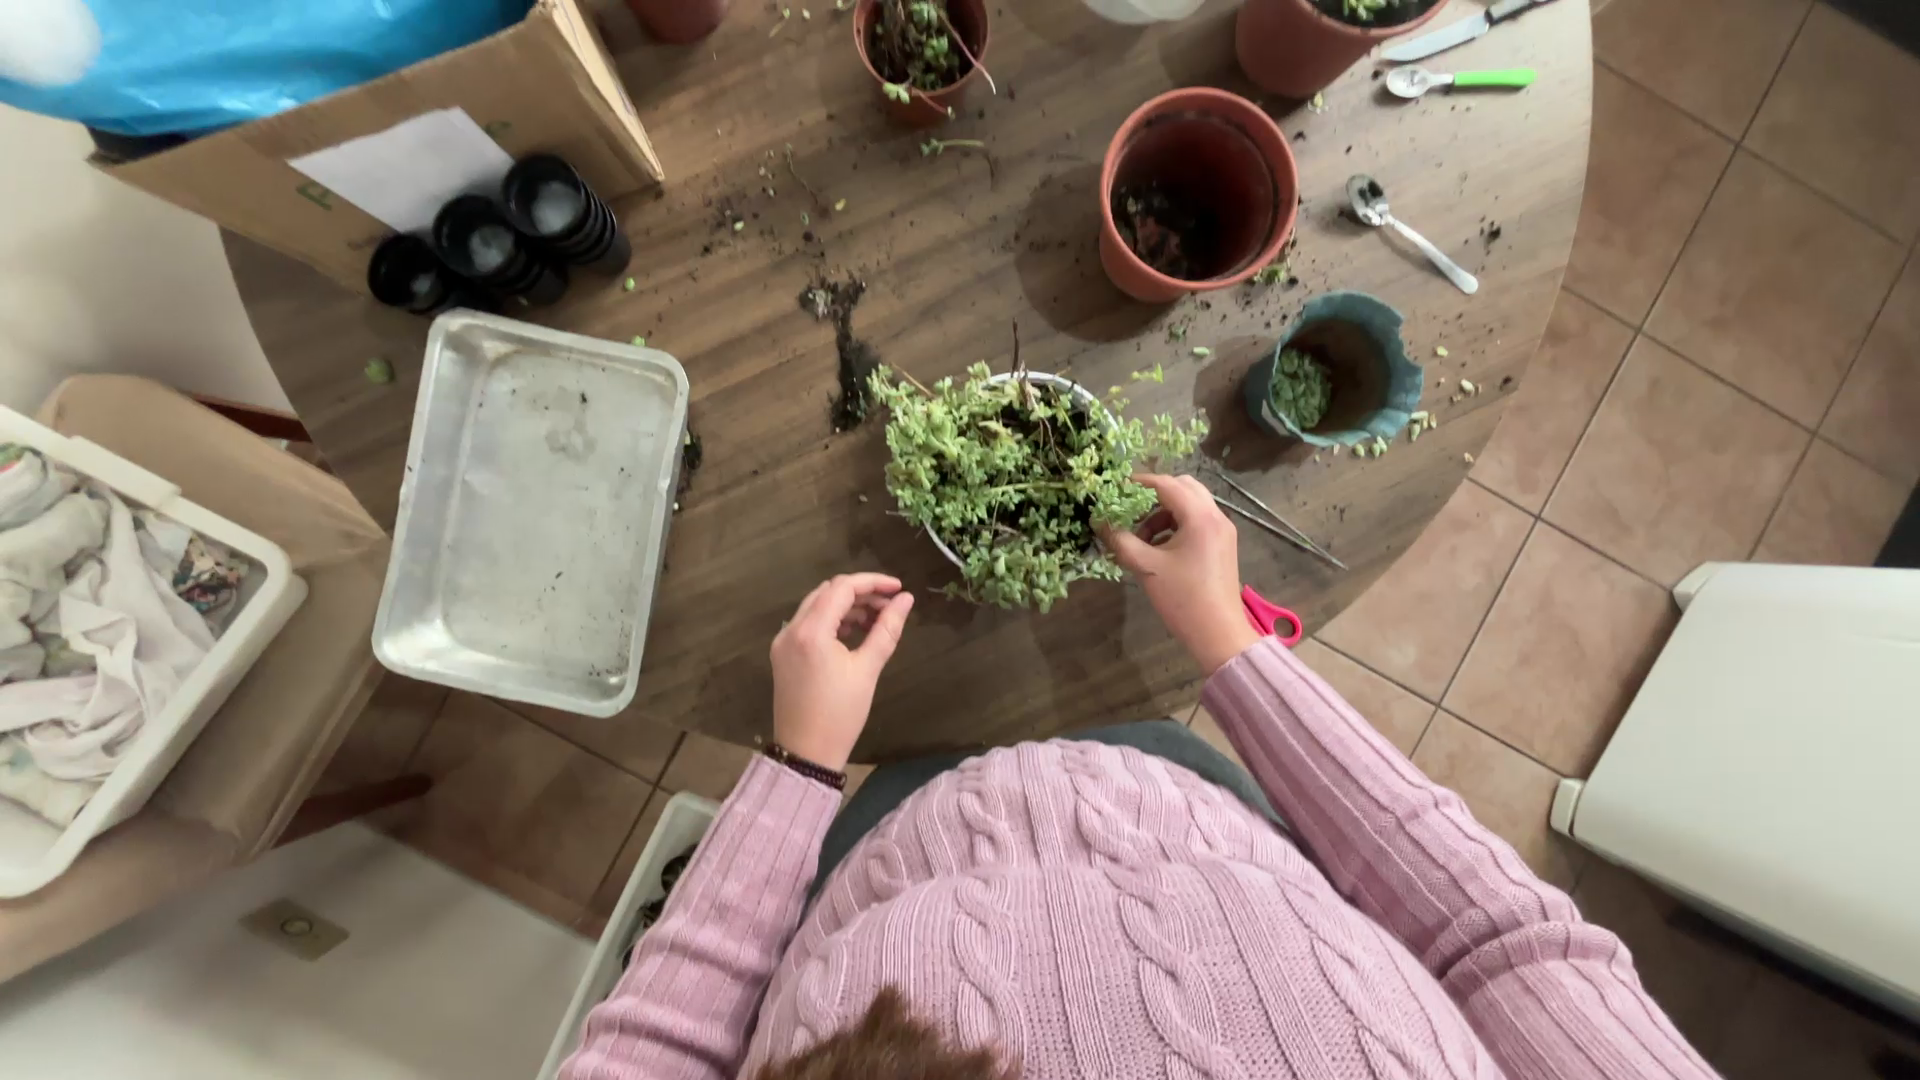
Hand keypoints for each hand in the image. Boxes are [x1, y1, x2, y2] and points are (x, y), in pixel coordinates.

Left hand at [770, 573, 914, 770]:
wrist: (806, 754)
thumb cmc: (840, 714)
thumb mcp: (868, 669)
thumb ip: (887, 629)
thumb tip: (906, 600)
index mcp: (811, 631)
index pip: (842, 588)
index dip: (873, 582)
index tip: (899, 589)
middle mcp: (791, 629)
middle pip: (827, 592)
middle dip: (861, 592)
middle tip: (890, 604)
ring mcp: (783, 641)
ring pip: (817, 605)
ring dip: (847, 605)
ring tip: (877, 619)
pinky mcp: (783, 654)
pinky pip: (809, 623)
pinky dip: (832, 620)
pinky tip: (855, 631)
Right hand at [1100, 474, 1259, 674]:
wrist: (1218, 633)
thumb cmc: (1183, 598)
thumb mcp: (1146, 567)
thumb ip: (1121, 540)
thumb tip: (1099, 522)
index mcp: (1200, 518)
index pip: (1167, 484)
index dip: (1139, 482)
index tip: (1116, 488)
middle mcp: (1216, 517)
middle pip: (1183, 487)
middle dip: (1154, 494)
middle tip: (1129, 509)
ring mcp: (1222, 531)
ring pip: (1190, 504)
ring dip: (1163, 512)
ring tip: (1140, 536)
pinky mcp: (1221, 544)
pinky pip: (1196, 521)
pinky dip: (1175, 525)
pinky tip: (1157, 547)